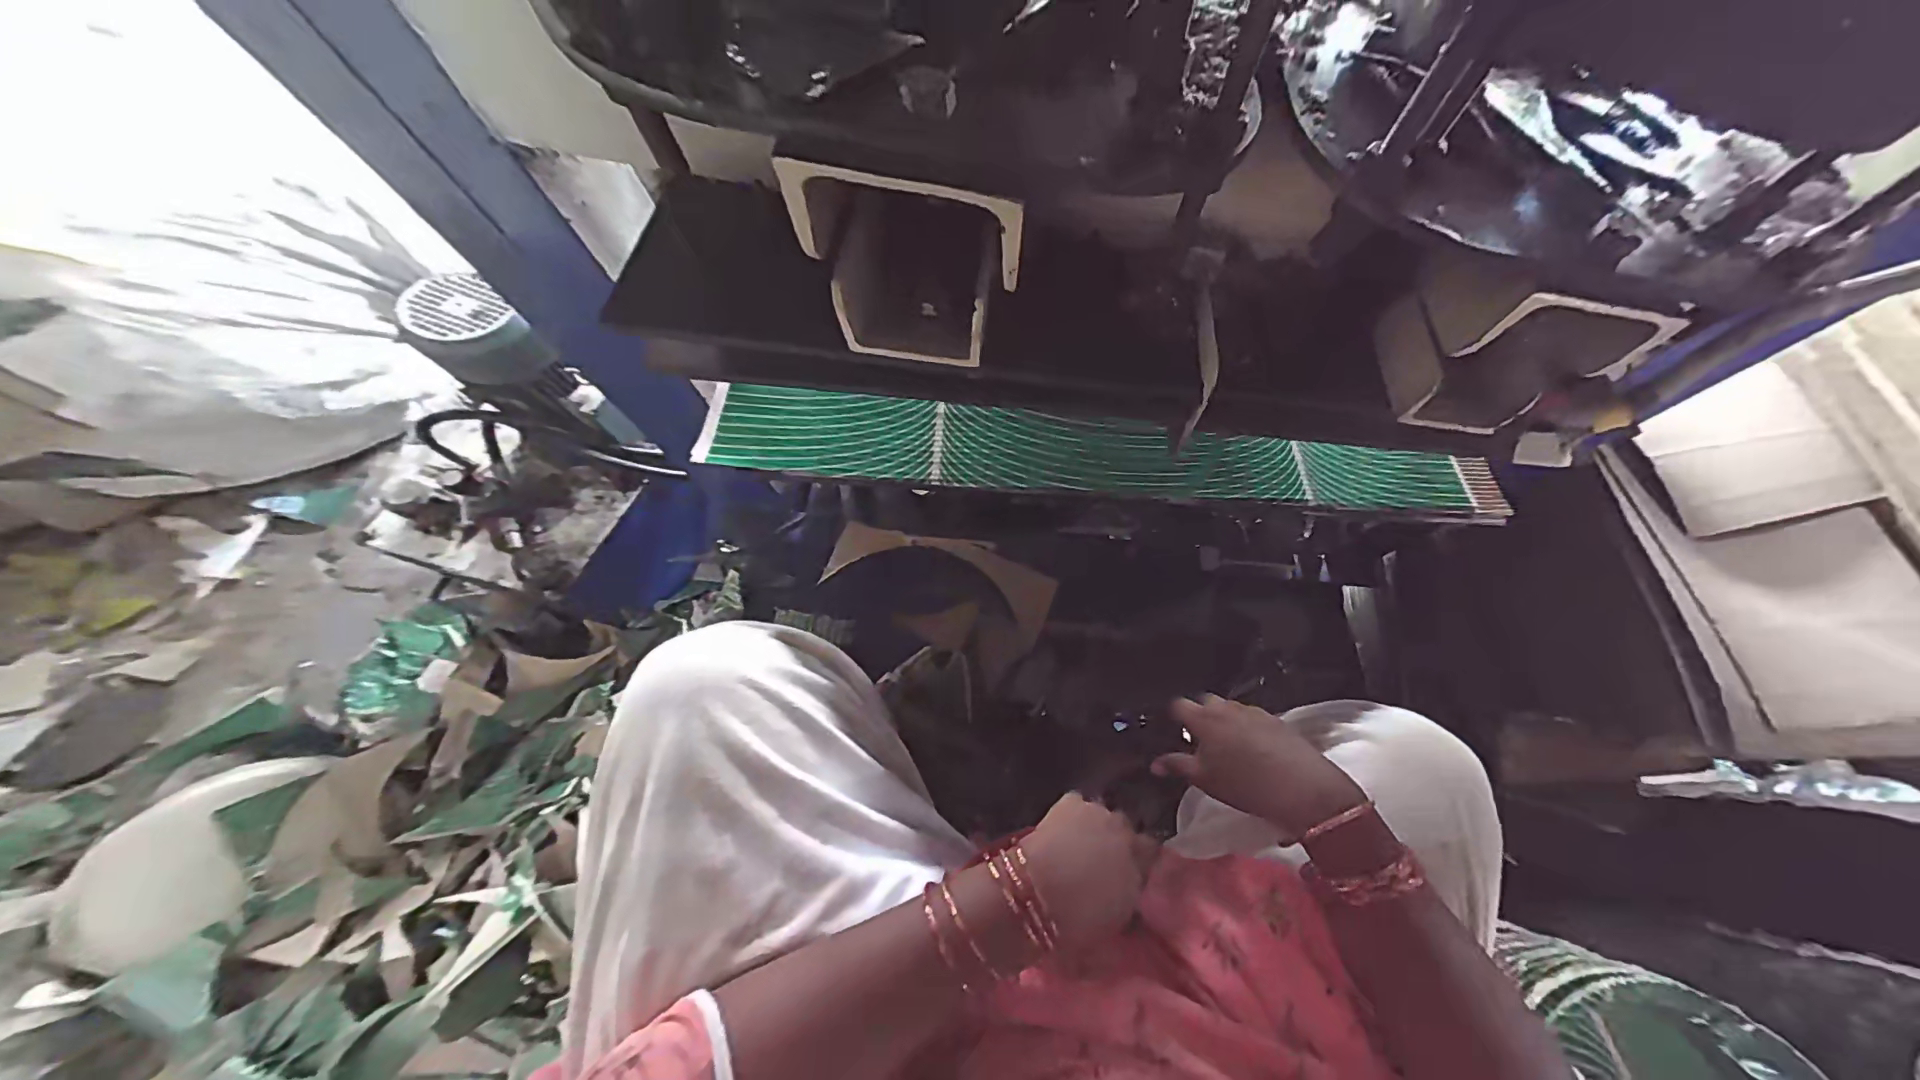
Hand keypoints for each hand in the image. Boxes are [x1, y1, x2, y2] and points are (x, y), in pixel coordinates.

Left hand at [1018, 793, 1155, 948]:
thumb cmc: (1078, 920)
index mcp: (1141, 868)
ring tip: (1077, 840)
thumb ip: (1128, 895)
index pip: (1150, 853)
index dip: (1137, 858)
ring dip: (1094, 825)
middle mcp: (1128, 836)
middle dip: (1116, 839)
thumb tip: (1127, 886)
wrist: (1039, 892)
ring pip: (1103, 815)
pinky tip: (1059, 826)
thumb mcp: (1115, 918)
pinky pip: (1077, 803)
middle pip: (1127, 830)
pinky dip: (1070, 812)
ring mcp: (1102, 814)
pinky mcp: (1073, 801)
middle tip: (1099, 855)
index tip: (1126, 867)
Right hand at [1152, 695, 1366, 839]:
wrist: (1304, 789)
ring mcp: (1254, 711)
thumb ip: (1177, 766)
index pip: (1177, 705)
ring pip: (1230, 710)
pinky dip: (1246, 728)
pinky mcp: (1277, 720)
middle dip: (1199, 715)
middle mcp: (1227, 707)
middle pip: (1205, 702)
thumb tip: (1155, 763)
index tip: (1170, 729)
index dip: (1172, 716)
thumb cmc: (1245, 785)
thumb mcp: (1204, 779)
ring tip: (1226, 747)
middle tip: (1197, 740)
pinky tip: (1252, 750)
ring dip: (1224, 722)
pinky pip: (1252, 718)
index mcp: (1204, 718)